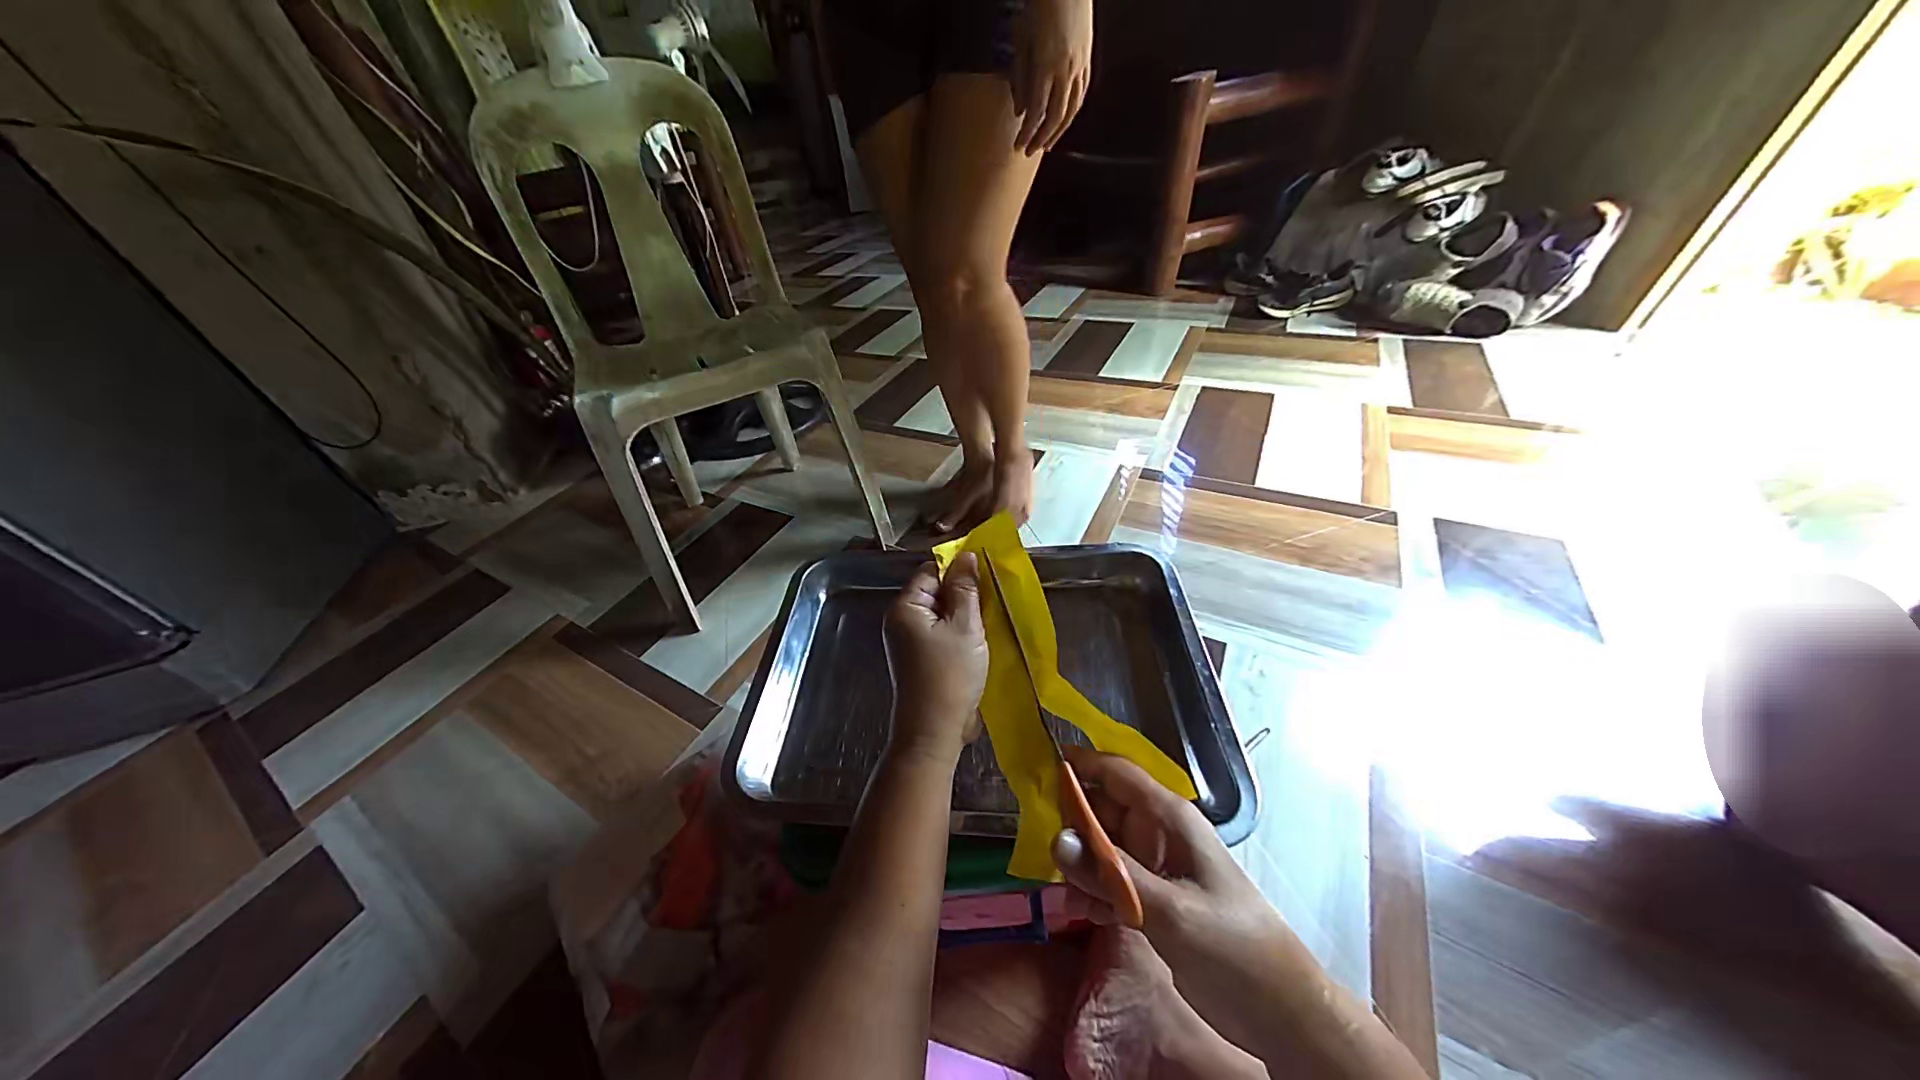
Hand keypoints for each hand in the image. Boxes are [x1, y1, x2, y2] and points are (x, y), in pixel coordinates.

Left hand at [883, 554, 987, 762]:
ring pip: (943, 613)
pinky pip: (943, 633)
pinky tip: (980, 640)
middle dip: (963, 593)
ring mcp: (912, 641)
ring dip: (966, 615)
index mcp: (906, 607)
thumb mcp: (965, 625)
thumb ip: (965, 588)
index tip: (985, 573)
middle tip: (991, 599)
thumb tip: (966, 556)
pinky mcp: (923, 658)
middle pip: (936, 591)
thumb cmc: (950, 675)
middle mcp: (903, 620)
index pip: (930, 571)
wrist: (935, 730)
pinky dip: (961, 632)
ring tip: (989, 620)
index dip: (957, 568)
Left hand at [1011, 0, 1091, 154]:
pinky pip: (1081, 94)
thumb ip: (1021, 76)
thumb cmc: (1039, 8)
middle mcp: (1065, 70)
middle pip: (1055, 116)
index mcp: (1046, 65)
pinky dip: (1072, 112)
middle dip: (1042, 138)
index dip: (1027, 132)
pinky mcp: (1087, 60)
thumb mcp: (1022, 40)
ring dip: (1059, 131)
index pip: (1036, 111)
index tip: (1019, 146)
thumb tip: (1020, 111)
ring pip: (1071, 109)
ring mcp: (1079, 66)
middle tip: (1031, 152)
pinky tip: (1065, 121)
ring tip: (1048, 143)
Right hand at [1051, 748, 1299, 1050]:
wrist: (1280, 1012)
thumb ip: (1112, 875)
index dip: (1079, 764)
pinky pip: (1110, 882)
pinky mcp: (1152, 900)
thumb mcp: (1170, 911)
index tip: (1038, 766)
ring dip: (1079, 864)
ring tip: (1060, 888)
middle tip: (1038, 844)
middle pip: (1103, 809)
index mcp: (1170, 819)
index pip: (1117, 774)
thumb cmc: (1233, 948)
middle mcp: (1159, 835)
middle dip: (1071, 822)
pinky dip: (1092, 892)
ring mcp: (1155, 868)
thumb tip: (1057, 838)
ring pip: (1102, 848)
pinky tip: (1078, 911)